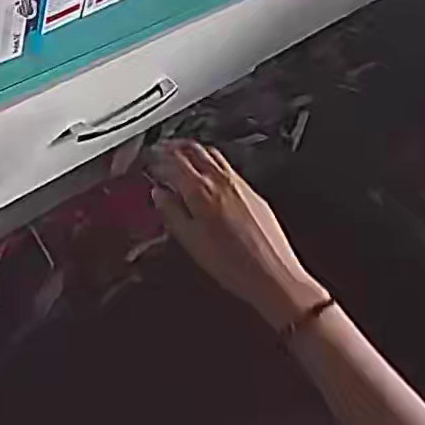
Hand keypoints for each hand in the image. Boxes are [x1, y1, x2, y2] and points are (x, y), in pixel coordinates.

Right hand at [149, 140, 328, 329]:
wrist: (274, 277)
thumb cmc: (234, 265)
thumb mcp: (190, 241)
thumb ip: (171, 212)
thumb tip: (159, 195)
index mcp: (200, 190)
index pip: (172, 161)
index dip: (156, 158)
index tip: (149, 162)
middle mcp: (219, 180)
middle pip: (192, 149)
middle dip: (173, 147)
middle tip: (161, 151)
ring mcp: (238, 183)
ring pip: (210, 152)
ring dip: (192, 150)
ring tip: (182, 155)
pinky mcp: (252, 192)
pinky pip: (226, 165)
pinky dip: (210, 160)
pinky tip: (208, 173)